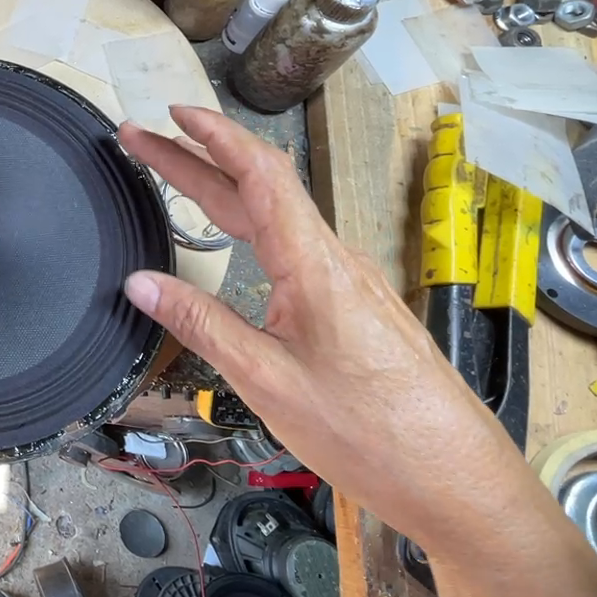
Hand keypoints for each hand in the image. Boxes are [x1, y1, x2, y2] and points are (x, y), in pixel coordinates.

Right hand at [117, 106, 531, 552]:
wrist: (459, 484)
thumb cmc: (368, 432)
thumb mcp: (267, 381)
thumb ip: (201, 325)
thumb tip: (137, 283)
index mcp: (312, 265)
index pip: (260, 175)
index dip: (214, 136)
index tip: (173, 113)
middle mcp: (329, 259)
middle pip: (255, 187)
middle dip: (191, 157)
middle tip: (137, 139)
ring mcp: (341, 281)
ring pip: (269, 215)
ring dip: (214, 186)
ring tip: (166, 169)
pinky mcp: (345, 304)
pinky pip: (284, 241)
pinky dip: (240, 217)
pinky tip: (225, 228)